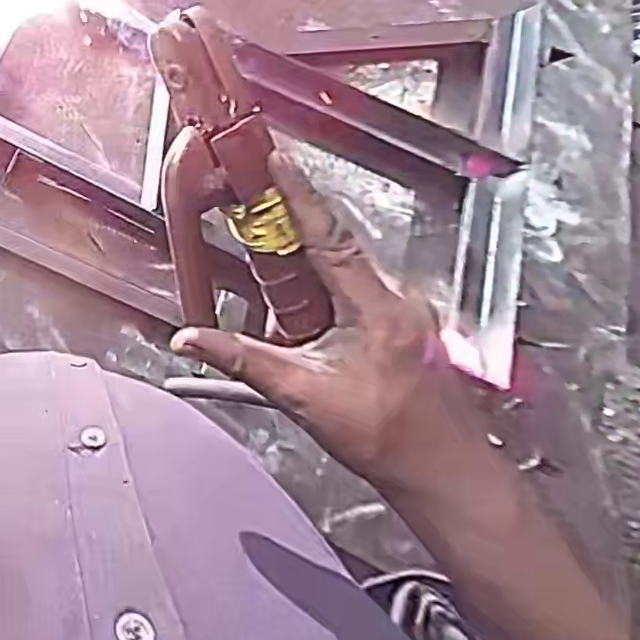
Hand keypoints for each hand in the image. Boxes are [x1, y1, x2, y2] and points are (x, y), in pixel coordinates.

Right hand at [171, 154, 488, 494]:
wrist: (449, 477)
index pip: (329, 237)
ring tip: (263, 247)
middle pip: (331, 241)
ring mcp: (402, 308)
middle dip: (288, 218)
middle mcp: (397, 300)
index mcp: (379, 310)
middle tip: (251, 195)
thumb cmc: (392, 440)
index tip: (277, 162)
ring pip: (340, 261)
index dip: (299, 196)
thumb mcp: (302, 395)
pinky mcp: (398, 319)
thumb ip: (240, 358)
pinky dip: (315, 276)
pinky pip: (349, 280)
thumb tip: (190, 339)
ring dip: (299, 252)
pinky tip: (294, 298)